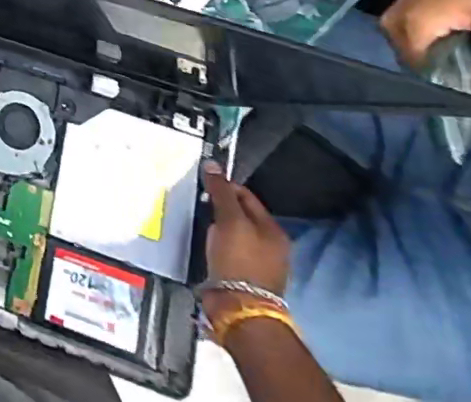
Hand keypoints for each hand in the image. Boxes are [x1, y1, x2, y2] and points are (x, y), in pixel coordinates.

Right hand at [201, 162, 289, 310]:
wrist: (240, 306)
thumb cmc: (239, 259)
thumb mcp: (230, 221)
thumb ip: (222, 192)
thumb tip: (213, 164)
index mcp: (274, 230)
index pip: (246, 196)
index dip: (224, 187)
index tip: (202, 185)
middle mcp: (271, 245)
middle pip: (240, 214)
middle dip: (218, 206)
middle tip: (196, 202)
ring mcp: (258, 261)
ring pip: (231, 231)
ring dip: (215, 224)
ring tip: (196, 220)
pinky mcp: (242, 273)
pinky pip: (226, 247)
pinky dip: (214, 241)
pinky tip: (202, 240)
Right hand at [380, 0, 470, 84]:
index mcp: (414, 28)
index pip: (427, 69)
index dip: (459, 78)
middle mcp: (393, 29)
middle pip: (418, 65)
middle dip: (450, 72)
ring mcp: (388, 27)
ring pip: (413, 58)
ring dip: (441, 63)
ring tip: (467, 58)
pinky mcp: (391, 26)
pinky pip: (409, 49)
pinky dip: (431, 54)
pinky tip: (452, 48)